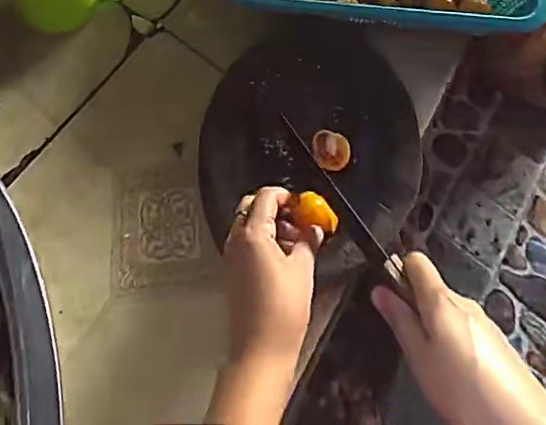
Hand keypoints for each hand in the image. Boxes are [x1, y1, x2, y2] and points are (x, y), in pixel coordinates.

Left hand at [222, 186, 321, 365]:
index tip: (303, 205)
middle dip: (276, 207)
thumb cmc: (282, 310)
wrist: (260, 350)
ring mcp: (230, 254)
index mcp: (252, 233)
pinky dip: (261, 239)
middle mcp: (236, 239)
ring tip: (295, 240)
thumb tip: (314, 228)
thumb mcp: (303, 269)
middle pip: (252, 206)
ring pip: (247, 223)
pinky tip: (281, 256)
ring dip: (269, 223)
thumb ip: (308, 240)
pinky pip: (244, 242)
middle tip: (299, 218)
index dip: (286, 196)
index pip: (265, 196)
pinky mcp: (231, 270)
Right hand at [372, 252, 545, 424]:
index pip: (415, 260)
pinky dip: (460, 346)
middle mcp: (465, 302)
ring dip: (439, 331)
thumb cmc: (467, 392)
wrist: (525, 424)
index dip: (399, 272)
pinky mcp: (500, 344)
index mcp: (441, 299)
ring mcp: (485, 322)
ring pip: (451, 314)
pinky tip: (463, 380)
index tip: (393, 298)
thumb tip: (380, 291)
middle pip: (433, 289)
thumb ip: (399, 321)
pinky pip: (469, 332)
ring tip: (439, 370)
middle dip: (419, 310)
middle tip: (413, 346)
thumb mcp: (420, 359)